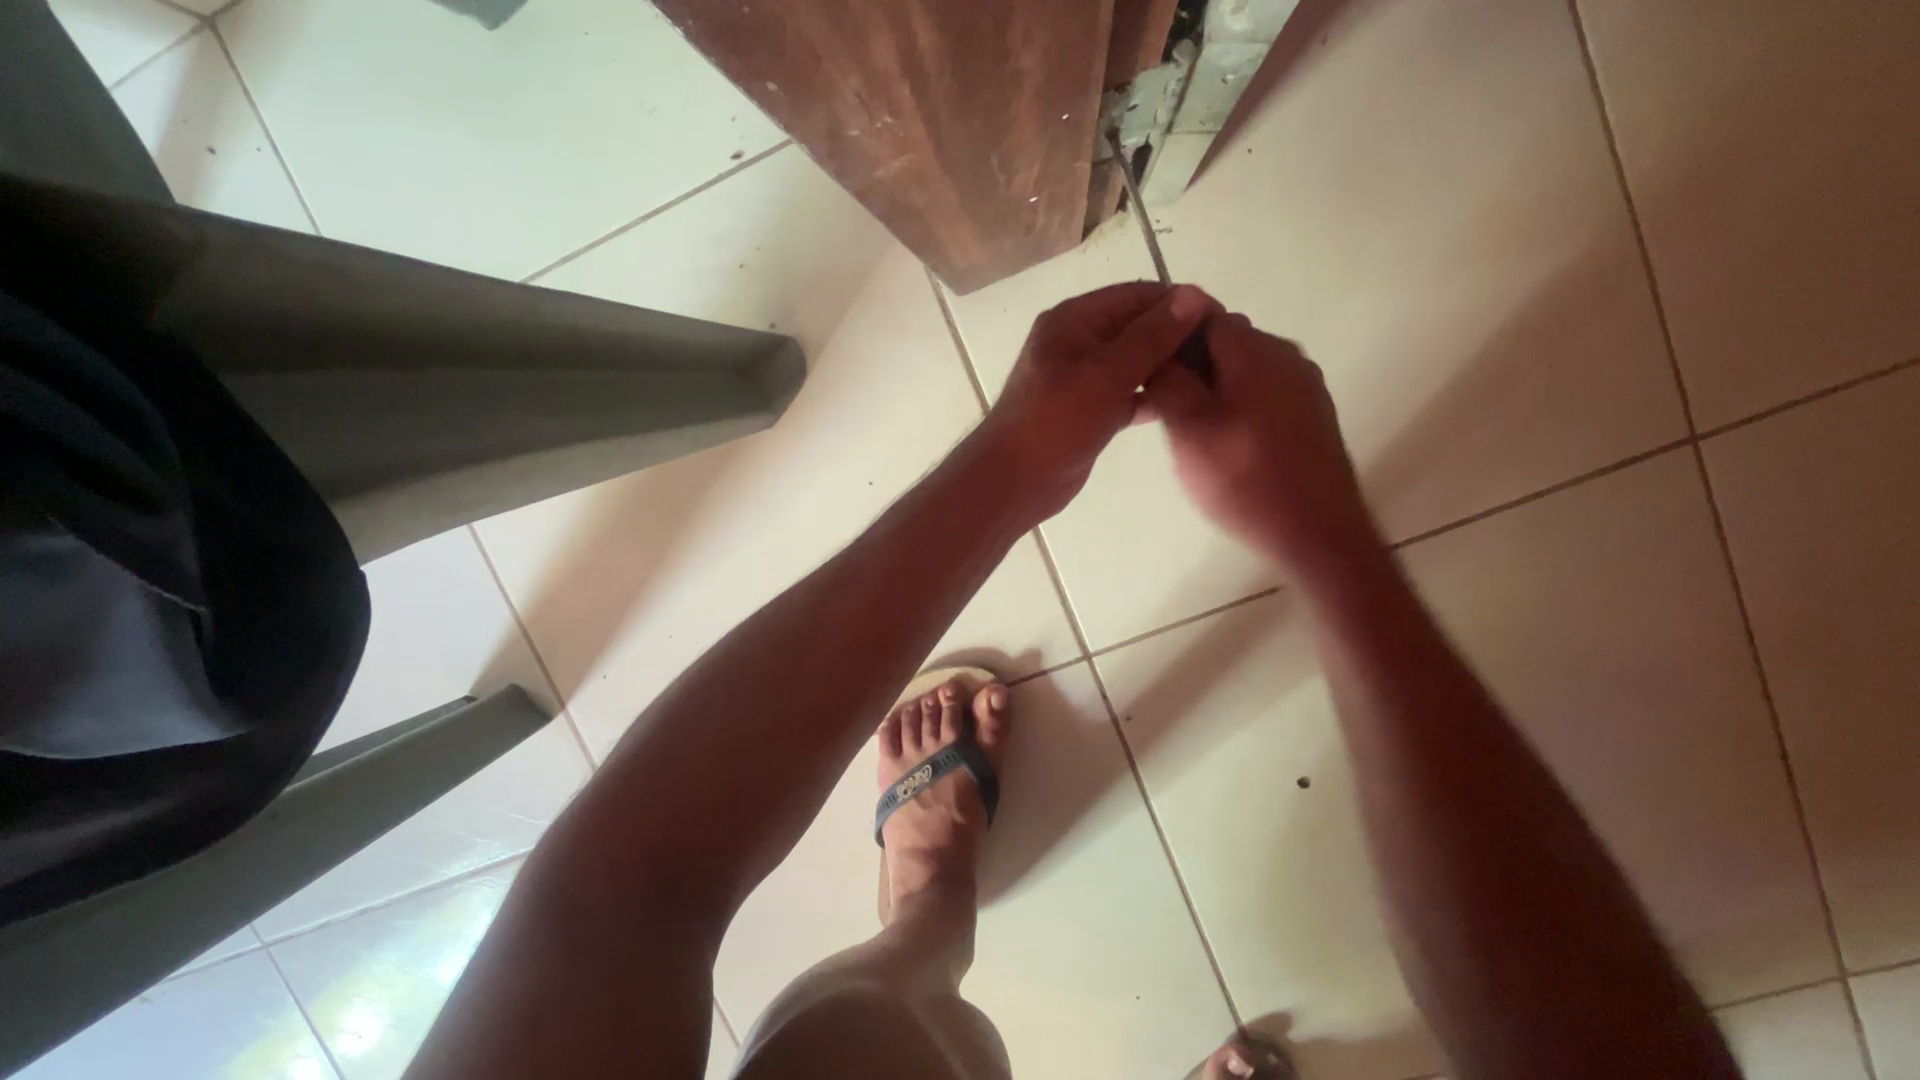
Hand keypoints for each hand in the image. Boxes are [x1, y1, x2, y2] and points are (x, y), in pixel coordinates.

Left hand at [978, 282, 1216, 519]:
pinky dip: (1150, 395)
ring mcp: (1081, 378)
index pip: (1136, 295)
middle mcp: (1077, 342)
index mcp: (1074, 320)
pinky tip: (1181, 403)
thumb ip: (1151, 335)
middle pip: (1137, 326)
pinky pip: (1127, 393)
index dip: (1179, 303)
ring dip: (1167, 365)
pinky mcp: (1088, 410)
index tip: (1221, 319)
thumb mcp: (1107, 373)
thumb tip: (1194, 296)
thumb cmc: (1056, 420)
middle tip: (1221, 352)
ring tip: (1209, 375)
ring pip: (1133, 361)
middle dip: (1176, 334)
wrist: (1015, 480)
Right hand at [1141, 313, 1381, 570]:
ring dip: (1214, 393)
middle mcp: (1287, 356)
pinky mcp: (1314, 417)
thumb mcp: (1188, 429)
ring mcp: (1306, 387)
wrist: (1318, 534)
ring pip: (1244, 373)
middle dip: (1192, 368)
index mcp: (1256, 349)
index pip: (1201, 316)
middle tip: (1166, 413)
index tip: (1148, 374)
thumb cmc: (1245, 478)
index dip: (1169, 339)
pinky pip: (1265, 397)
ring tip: (1194, 437)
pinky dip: (1239, 411)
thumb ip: (1167, 380)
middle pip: (1225, 344)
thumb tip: (1158, 350)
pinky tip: (1229, 449)